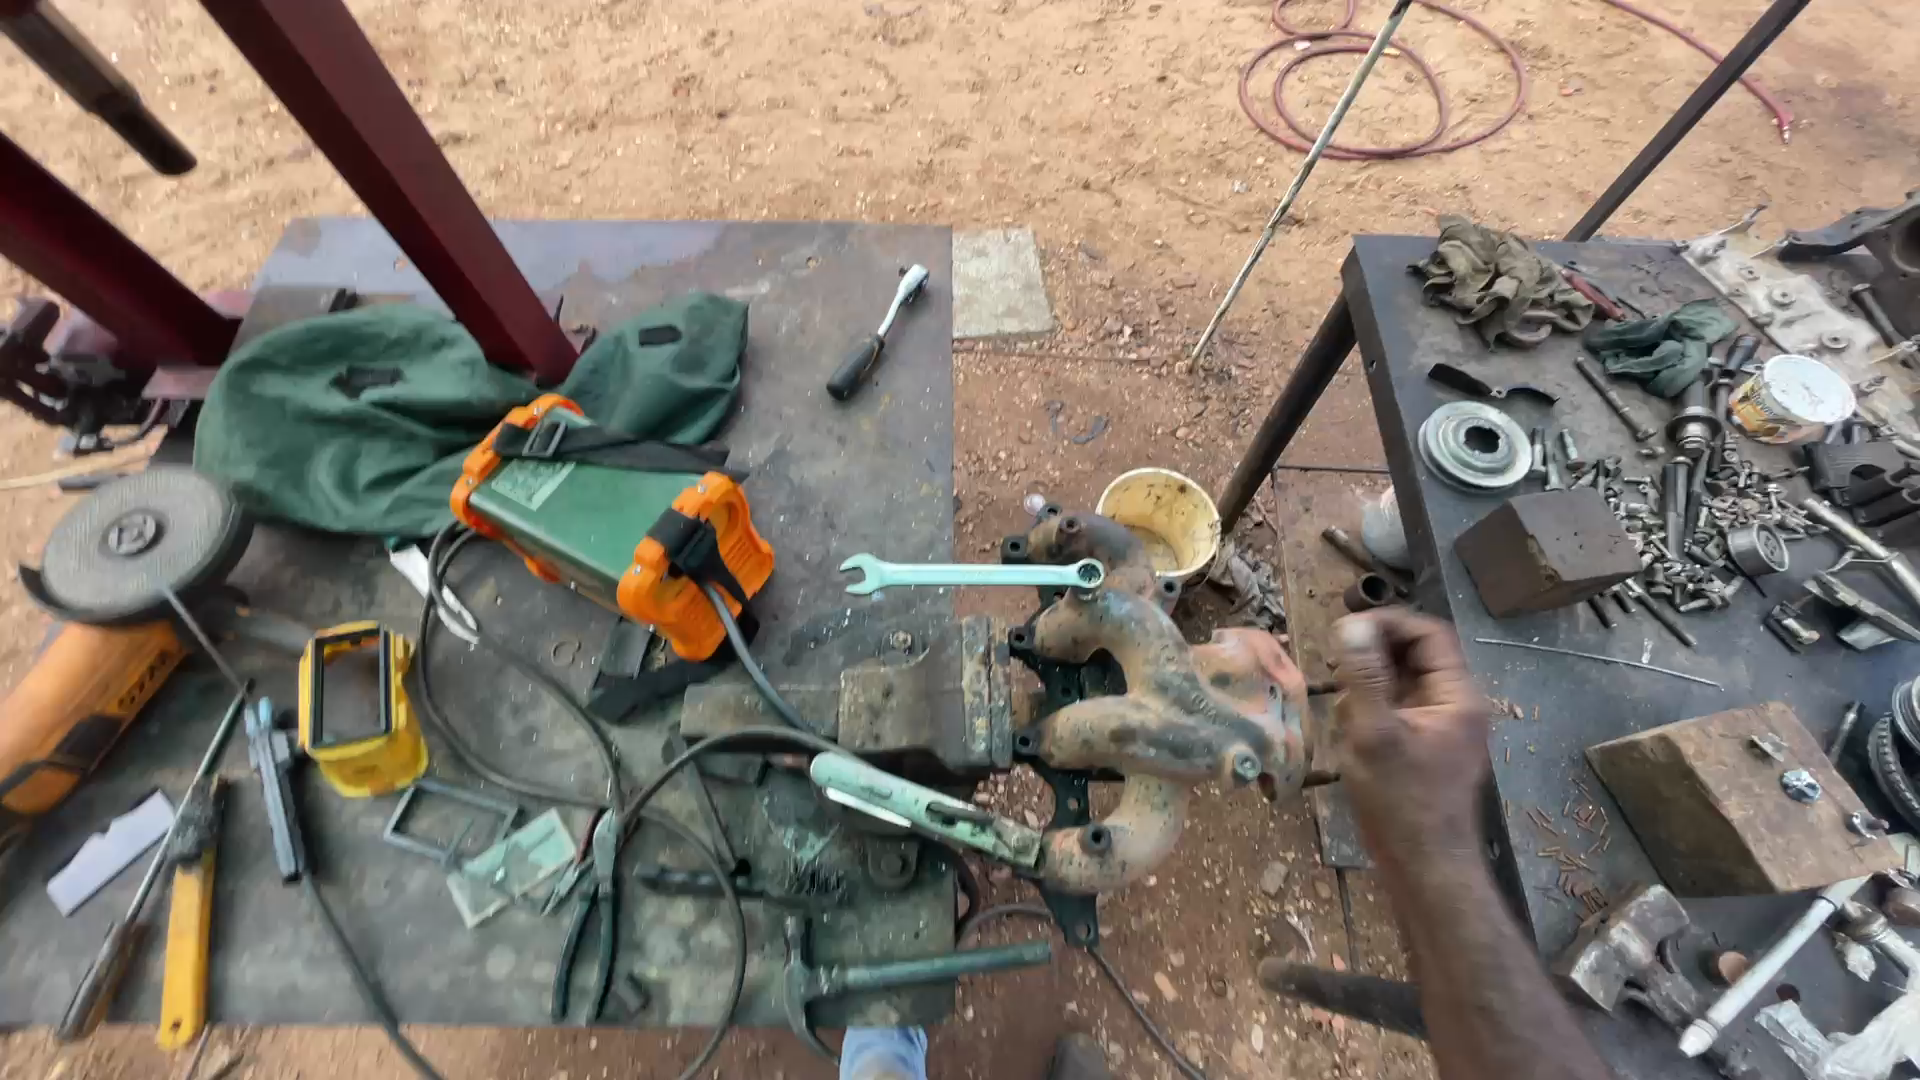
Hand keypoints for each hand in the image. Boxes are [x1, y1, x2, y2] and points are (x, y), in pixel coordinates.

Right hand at [1332, 609, 1488, 866]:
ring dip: (1365, 683)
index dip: (1388, 622)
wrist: (1422, 864)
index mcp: (1457, 697)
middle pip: (1413, 654)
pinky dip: (1368, 706)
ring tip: (1342, 707)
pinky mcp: (1420, 742)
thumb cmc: (1400, 799)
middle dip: (1371, 655)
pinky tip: (1349, 728)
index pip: (1429, 633)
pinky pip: (1393, 705)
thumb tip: (1351, 625)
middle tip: (1336, 668)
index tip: (1345, 630)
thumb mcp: (1373, 732)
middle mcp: (1453, 704)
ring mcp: (1437, 724)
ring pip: (1399, 679)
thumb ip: (1363, 675)